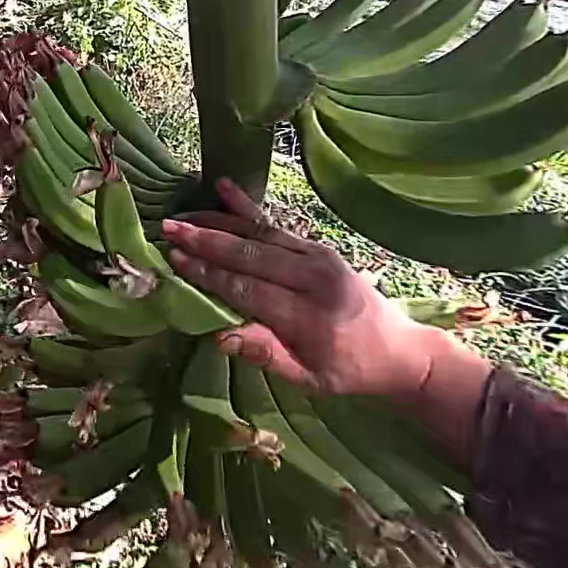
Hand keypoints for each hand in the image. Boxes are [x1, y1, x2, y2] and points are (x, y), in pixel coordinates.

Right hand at [162, 179, 485, 405]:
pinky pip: (277, 225)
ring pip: (261, 234)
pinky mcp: (317, 246)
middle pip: (252, 255)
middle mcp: (314, 278)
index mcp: (310, 316)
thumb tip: (219, 334)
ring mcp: (317, 256)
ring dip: (220, 222)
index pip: (250, 290)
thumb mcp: (309, 380)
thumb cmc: (348, 369)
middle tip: (169, 229)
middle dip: (207, 240)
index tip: (176, 260)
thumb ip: (267, 355)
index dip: (210, 275)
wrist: (397, 347)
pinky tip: (224, 187)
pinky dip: (248, 207)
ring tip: (184, 214)